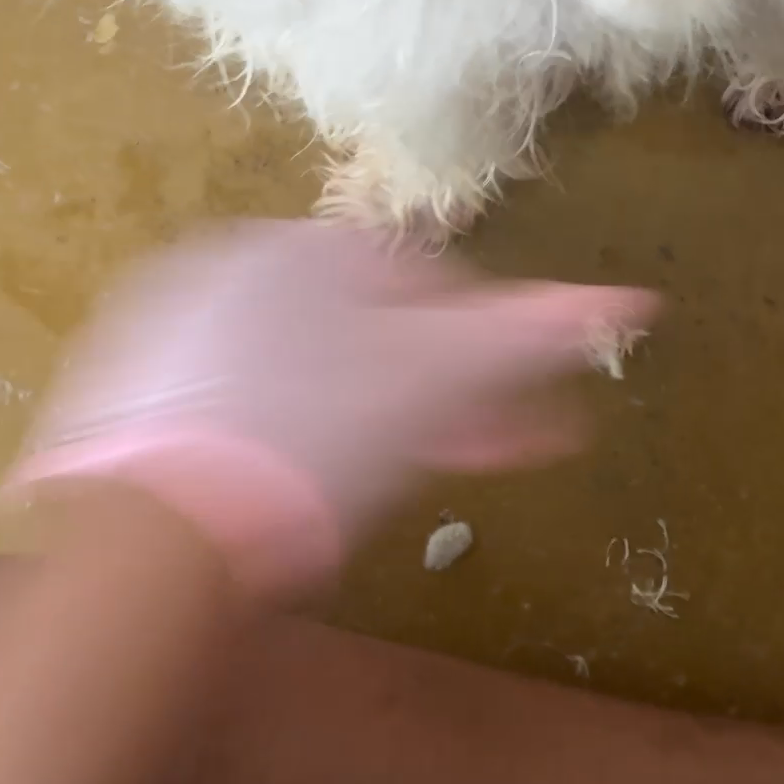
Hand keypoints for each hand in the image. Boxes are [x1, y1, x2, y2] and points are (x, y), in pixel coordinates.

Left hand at [5, 221, 657, 588]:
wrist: (159, 535)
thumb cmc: (320, 434)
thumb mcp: (442, 377)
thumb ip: (534, 334)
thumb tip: (635, 300)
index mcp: (312, 248)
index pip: (431, 281)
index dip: (486, 344)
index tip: (516, 402)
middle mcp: (243, 269)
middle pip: (376, 331)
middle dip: (446, 390)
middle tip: (488, 446)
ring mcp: (186, 330)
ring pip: (321, 368)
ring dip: (388, 416)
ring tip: (416, 474)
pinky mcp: (149, 393)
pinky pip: (259, 399)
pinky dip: (310, 430)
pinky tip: (325, 481)